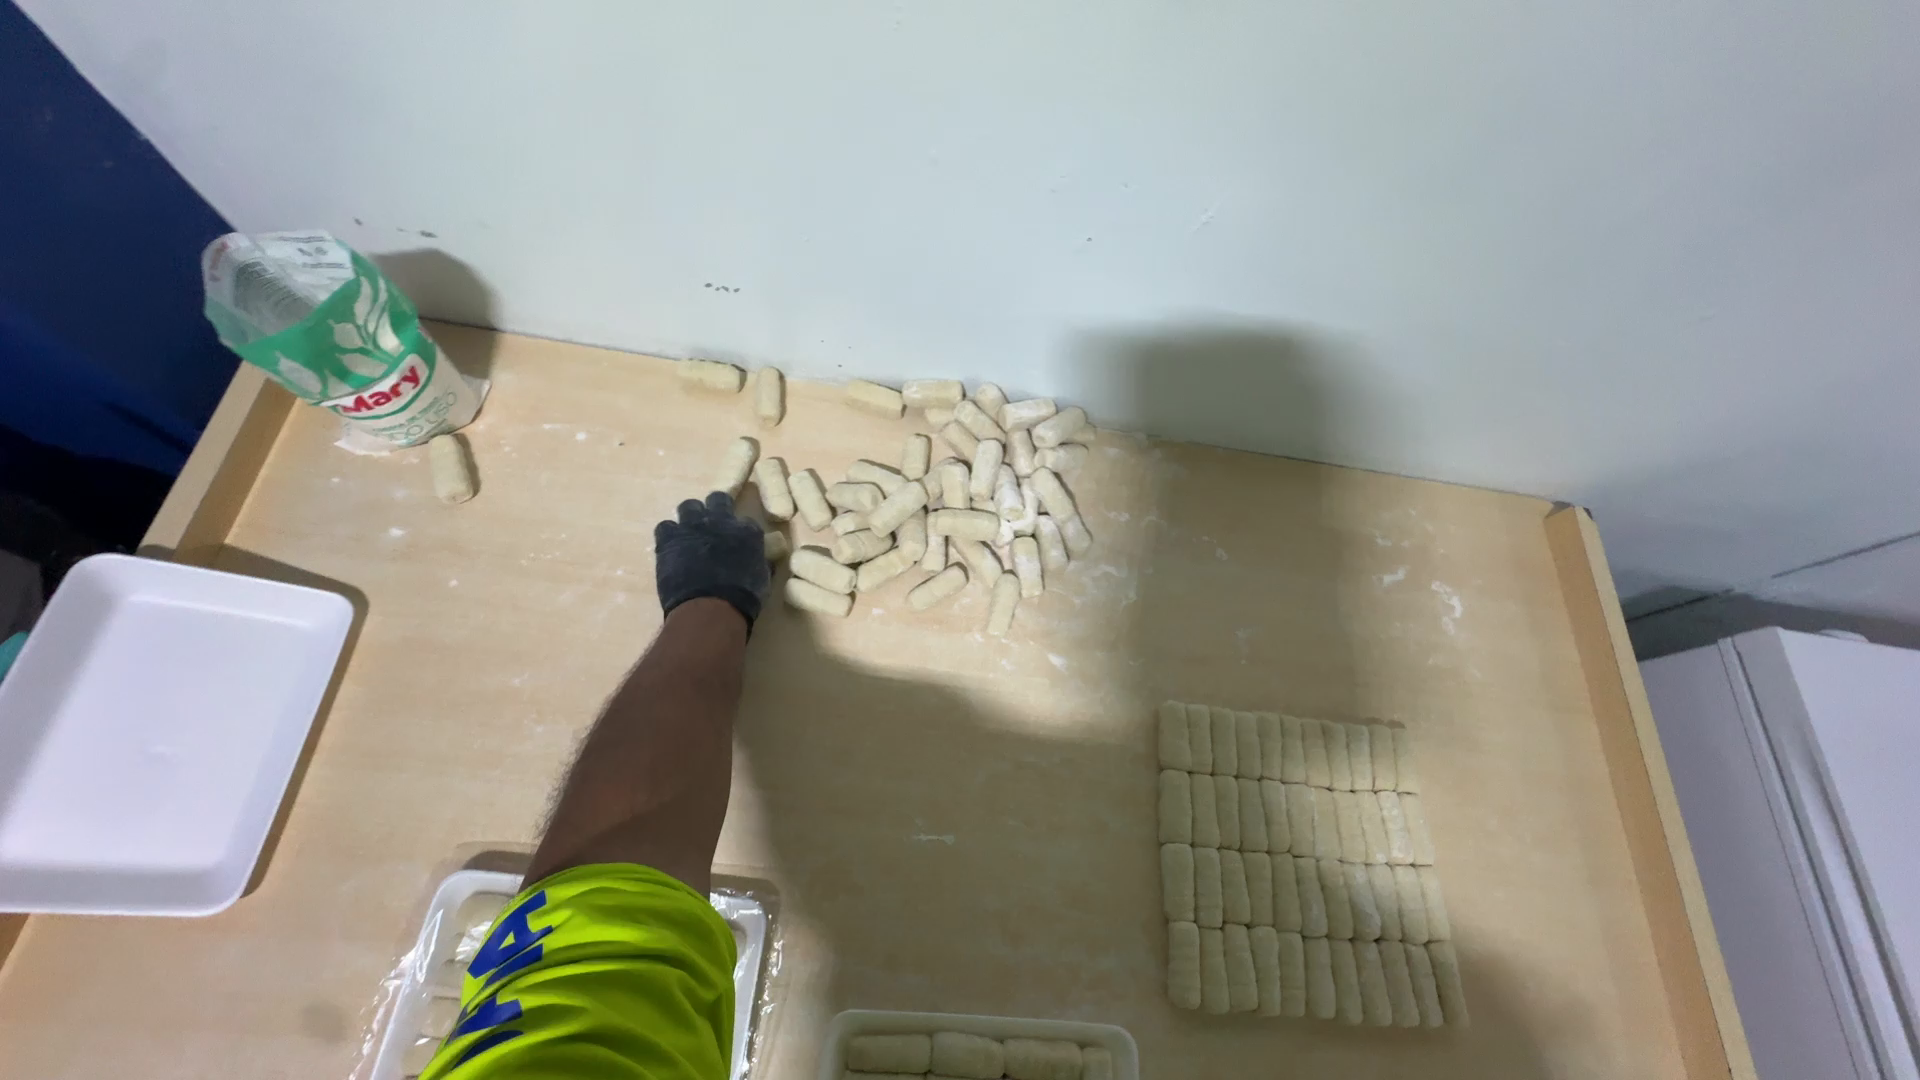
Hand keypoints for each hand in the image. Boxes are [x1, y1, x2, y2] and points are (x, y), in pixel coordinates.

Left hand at [653, 491, 771, 628]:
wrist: (711, 608)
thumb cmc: (743, 598)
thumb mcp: (761, 578)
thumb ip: (760, 562)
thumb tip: (762, 560)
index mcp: (746, 531)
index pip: (745, 520)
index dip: (740, 530)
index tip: (738, 540)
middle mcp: (720, 521)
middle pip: (717, 499)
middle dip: (716, 508)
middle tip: (713, 524)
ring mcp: (692, 527)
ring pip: (688, 506)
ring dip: (690, 517)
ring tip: (689, 533)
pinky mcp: (669, 538)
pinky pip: (665, 526)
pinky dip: (669, 535)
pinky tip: (671, 547)